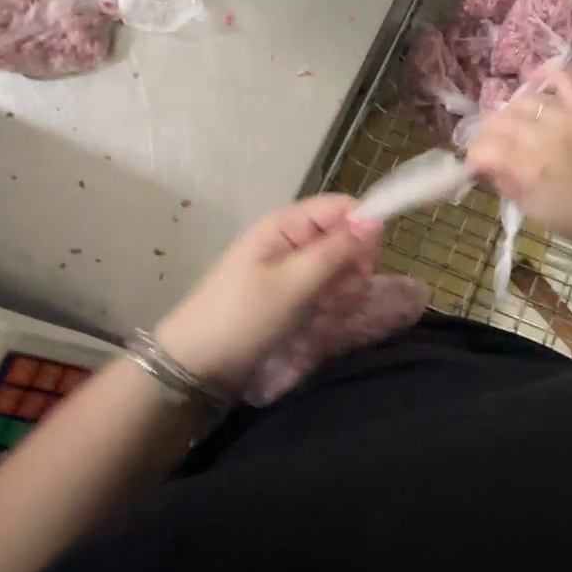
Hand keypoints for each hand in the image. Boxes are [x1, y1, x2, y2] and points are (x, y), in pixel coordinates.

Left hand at [153, 194, 377, 385]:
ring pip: (338, 260)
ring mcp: (289, 263)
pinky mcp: (289, 288)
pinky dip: (329, 296)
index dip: (362, 228)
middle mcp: (290, 236)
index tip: (368, 263)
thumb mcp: (295, 283)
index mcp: (286, 223)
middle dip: (353, 261)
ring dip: (342, 283)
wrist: (196, 364)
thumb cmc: (243, 317)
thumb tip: (376, 220)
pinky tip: (319, 313)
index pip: (342, 207)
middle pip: (343, 233)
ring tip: (326, 307)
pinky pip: (324, 281)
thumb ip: (337, 250)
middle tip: (343, 291)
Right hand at [465, 68, 571, 244]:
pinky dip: (548, 76)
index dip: (473, 156)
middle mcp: (544, 136)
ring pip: (523, 101)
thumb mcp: (529, 209)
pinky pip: (564, 81)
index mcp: (529, 167)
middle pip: (498, 121)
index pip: (484, 148)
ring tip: (516, 127)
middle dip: (488, 135)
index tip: (477, 164)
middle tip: (494, 148)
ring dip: (512, 113)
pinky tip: (536, 81)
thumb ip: (502, 182)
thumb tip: (481, 163)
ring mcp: (566, 118)